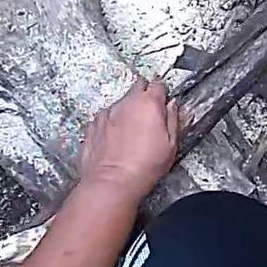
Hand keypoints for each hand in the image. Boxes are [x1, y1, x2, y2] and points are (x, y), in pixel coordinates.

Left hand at [78, 78, 178, 200]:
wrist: (112, 182)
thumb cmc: (144, 167)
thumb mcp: (171, 145)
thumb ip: (173, 119)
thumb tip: (173, 106)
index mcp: (149, 104)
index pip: (158, 84)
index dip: (162, 92)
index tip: (163, 101)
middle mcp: (126, 103)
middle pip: (138, 87)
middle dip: (144, 95)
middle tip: (149, 114)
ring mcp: (107, 112)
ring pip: (121, 102)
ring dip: (127, 111)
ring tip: (131, 133)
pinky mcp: (93, 124)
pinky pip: (105, 116)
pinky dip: (111, 122)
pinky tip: (116, 138)